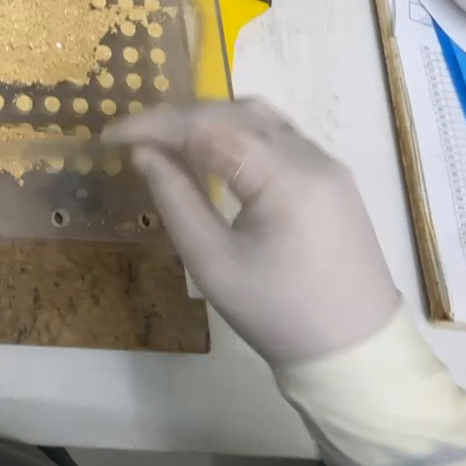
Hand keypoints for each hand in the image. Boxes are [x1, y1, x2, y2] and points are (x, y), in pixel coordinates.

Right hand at [105, 98, 399, 366]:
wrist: (356, 352)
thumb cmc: (276, 312)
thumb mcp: (211, 260)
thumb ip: (174, 197)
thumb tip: (142, 153)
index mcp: (285, 179)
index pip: (208, 128)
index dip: (153, 125)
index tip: (109, 135)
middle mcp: (311, 158)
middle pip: (232, 113)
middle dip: (174, 118)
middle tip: (129, 136)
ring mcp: (325, 165)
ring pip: (255, 117)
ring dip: (203, 119)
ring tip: (162, 139)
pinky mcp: (328, 178)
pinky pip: (273, 135)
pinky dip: (231, 131)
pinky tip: (205, 150)